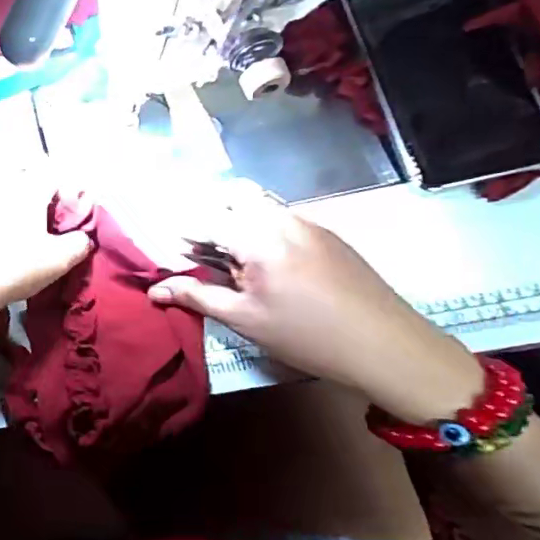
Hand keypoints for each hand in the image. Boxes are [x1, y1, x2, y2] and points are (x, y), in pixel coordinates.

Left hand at [0, 169, 92, 334]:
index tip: (72, 217)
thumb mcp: (58, 261)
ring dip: (14, 200)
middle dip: (41, 191)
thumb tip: (82, 237)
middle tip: (48, 219)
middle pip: (26, 174)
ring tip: (21, 227)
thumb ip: (79, 243)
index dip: (70, 192)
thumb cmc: (12, 269)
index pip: (56, 174)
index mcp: (26, 188)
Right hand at [148, 186, 483, 422]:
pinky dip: (262, 227)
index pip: (204, 217)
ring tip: (235, 262)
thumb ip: (198, 297)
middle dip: (210, 217)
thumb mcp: (245, 320)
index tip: (177, 257)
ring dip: (237, 220)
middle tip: (205, 255)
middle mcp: (281, 216)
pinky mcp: (326, 232)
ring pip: (259, 203)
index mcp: (256, 235)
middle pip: (232, 196)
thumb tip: (155, 290)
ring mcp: (308, 221)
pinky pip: (283, 216)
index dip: (184, 235)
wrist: (383, 342)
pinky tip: (269, 264)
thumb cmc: (305, 335)